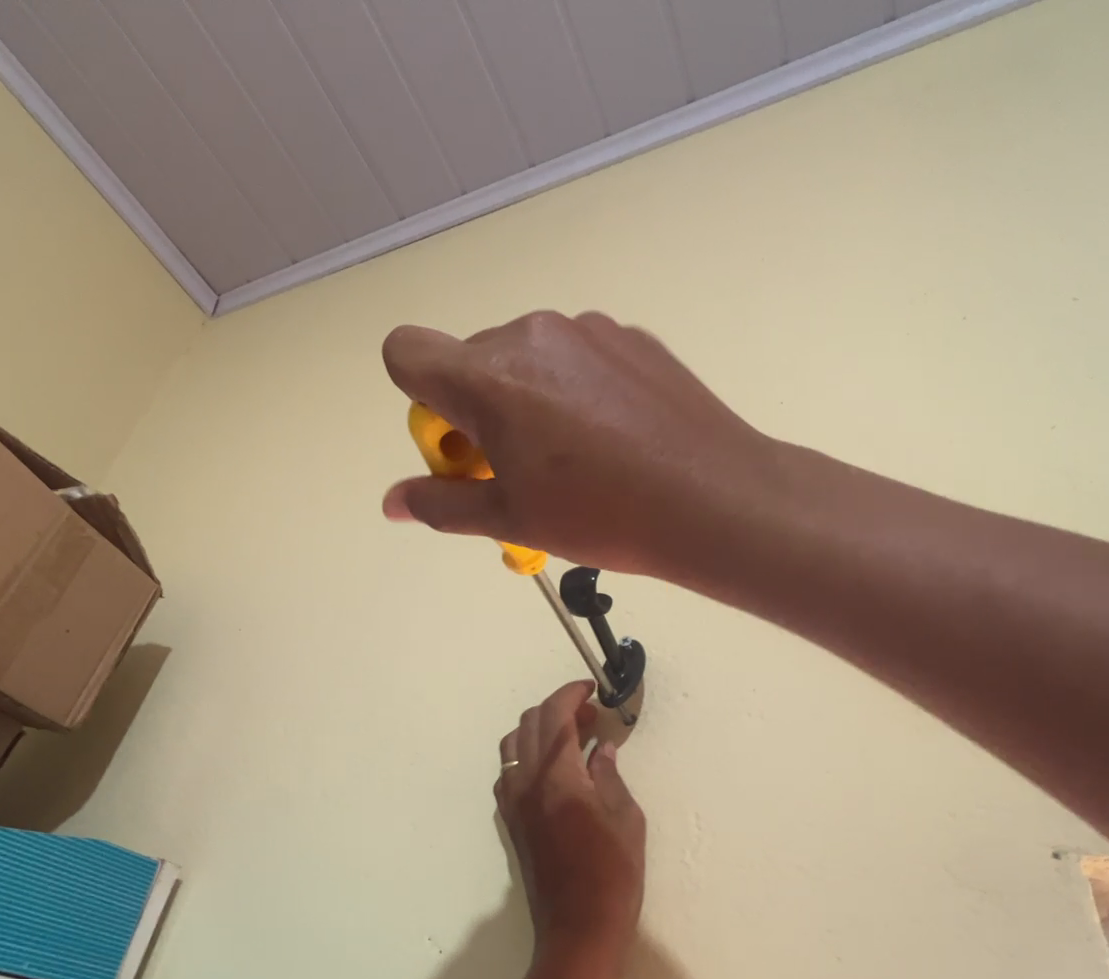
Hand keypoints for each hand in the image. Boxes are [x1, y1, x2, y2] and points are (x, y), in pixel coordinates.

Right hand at [382, 311, 773, 578]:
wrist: (715, 497)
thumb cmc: (601, 515)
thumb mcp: (510, 518)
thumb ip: (441, 504)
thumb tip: (393, 503)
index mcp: (489, 378)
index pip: (406, 352)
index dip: (417, 398)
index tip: (456, 444)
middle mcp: (531, 335)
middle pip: (468, 359)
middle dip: (474, 409)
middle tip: (515, 467)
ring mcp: (586, 329)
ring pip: (523, 355)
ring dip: (524, 396)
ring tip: (572, 455)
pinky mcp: (629, 335)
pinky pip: (574, 354)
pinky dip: (571, 387)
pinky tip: (611, 434)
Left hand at [496, 681, 645, 957]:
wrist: (576, 930)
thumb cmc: (612, 876)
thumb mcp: (627, 820)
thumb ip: (610, 775)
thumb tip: (602, 747)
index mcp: (557, 776)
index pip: (553, 715)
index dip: (570, 693)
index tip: (592, 689)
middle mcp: (525, 782)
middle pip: (529, 723)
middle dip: (558, 708)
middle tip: (591, 716)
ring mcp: (511, 802)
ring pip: (513, 744)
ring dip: (539, 730)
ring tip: (573, 739)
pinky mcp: (509, 820)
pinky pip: (509, 771)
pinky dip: (528, 756)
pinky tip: (555, 771)